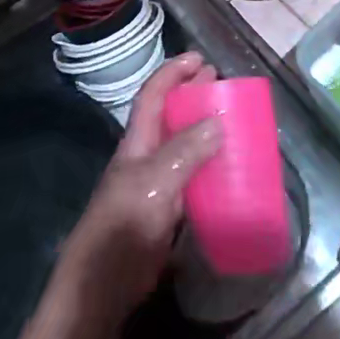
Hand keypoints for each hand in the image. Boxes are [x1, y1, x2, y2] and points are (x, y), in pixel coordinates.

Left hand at [56, 53, 223, 317]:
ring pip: (182, 147)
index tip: (200, 59)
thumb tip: (218, 121)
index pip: (152, 96)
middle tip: (222, 85)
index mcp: (137, 142)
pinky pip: (193, 180)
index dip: (172, 73)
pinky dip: (210, 169)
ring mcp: (155, 184)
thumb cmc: (124, 223)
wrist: (106, 280)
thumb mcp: (156, 184)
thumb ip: (184, 153)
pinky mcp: (167, 211)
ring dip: (203, 131)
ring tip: (233, 123)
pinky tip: (231, 173)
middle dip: (191, 96)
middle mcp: (145, 157)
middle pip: (169, 117)